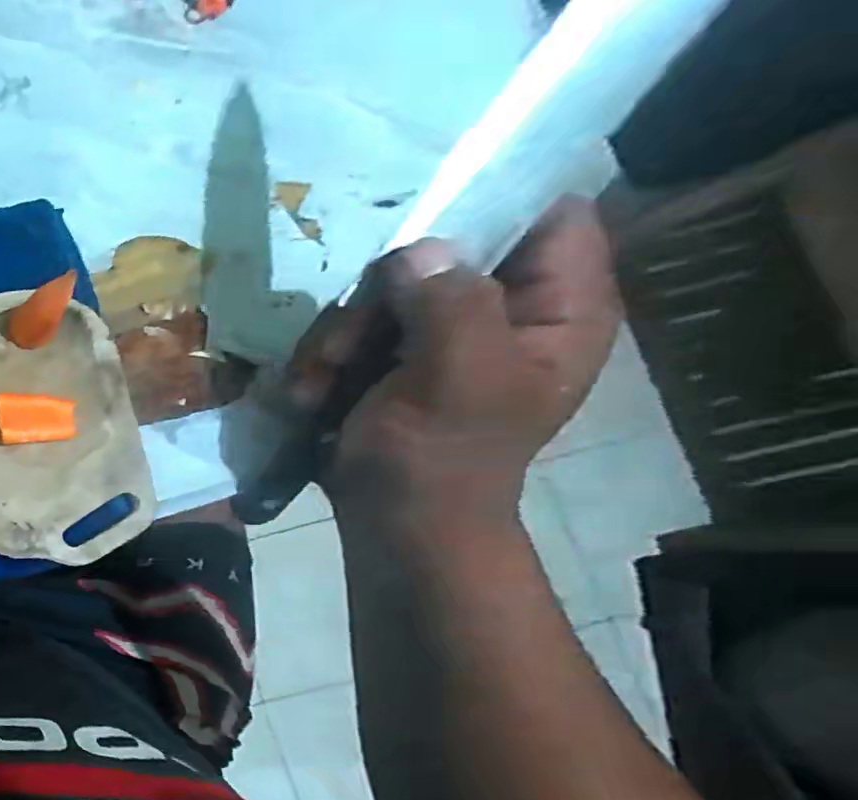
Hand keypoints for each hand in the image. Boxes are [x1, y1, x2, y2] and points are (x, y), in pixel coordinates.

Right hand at [314, 197, 621, 530]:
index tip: (417, 225)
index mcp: (557, 307)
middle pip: (439, 255)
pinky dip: (322, 363)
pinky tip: (311, 397)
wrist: (393, 523)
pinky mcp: (387, 362)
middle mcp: (501, 311)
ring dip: (335, 339)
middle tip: (345, 345)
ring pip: (378, 297)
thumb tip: (416, 250)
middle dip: (378, 299)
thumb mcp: (458, 377)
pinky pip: (349, 333)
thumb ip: (452, 302)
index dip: (490, 207)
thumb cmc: (439, 459)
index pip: (548, 215)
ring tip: (319, 387)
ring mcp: (437, 338)